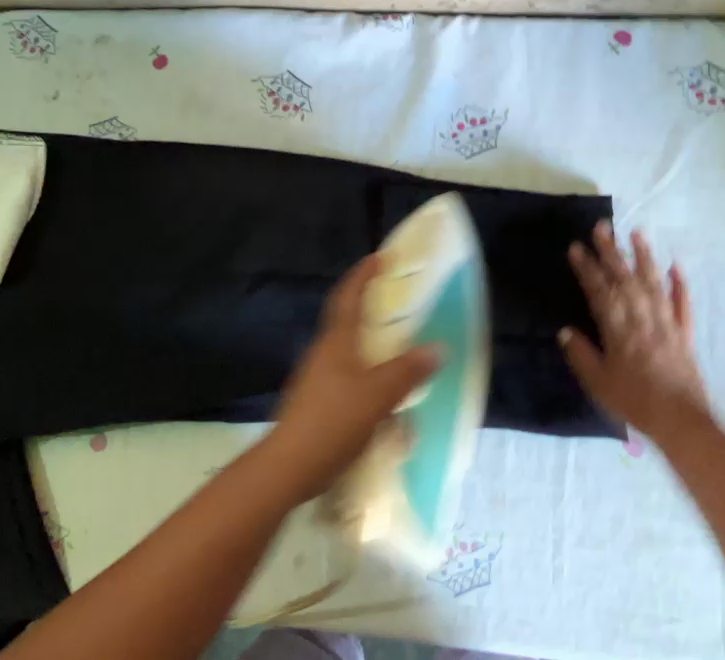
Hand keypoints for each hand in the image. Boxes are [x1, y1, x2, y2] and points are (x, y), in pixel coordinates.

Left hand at [258, 255, 440, 502]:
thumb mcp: (377, 396)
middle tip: (398, 303)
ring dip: (370, 344)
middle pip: (346, 321)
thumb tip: (436, 347)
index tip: (380, 258)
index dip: (363, 275)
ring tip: (398, 349)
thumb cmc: (332, 422)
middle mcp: (323, 353)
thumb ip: (406, 372)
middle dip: (369, 308)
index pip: (348, 297)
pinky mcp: (317, 403)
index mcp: (336, 343)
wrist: (288, 466)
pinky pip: (347, 377)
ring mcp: (317, 379)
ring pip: (348, 351)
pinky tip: (384, 394)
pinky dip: (367, 375)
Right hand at [558, 222, 709, 440]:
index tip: (576, 247)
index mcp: (618, 328)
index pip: (599, 290)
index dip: (587, 268)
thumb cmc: (634, 401)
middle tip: (601, 227)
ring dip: (644, 257)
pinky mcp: (685, 334)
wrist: (682, 421)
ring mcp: (667, 323)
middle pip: (625, 278)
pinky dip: (680, 284)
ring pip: (654, 283)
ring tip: (636, 233)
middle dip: (612, 251)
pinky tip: (675, 266)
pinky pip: (683, 304)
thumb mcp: (598, 382)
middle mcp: (642, 318)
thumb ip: (580, 353)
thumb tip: (565, 331)